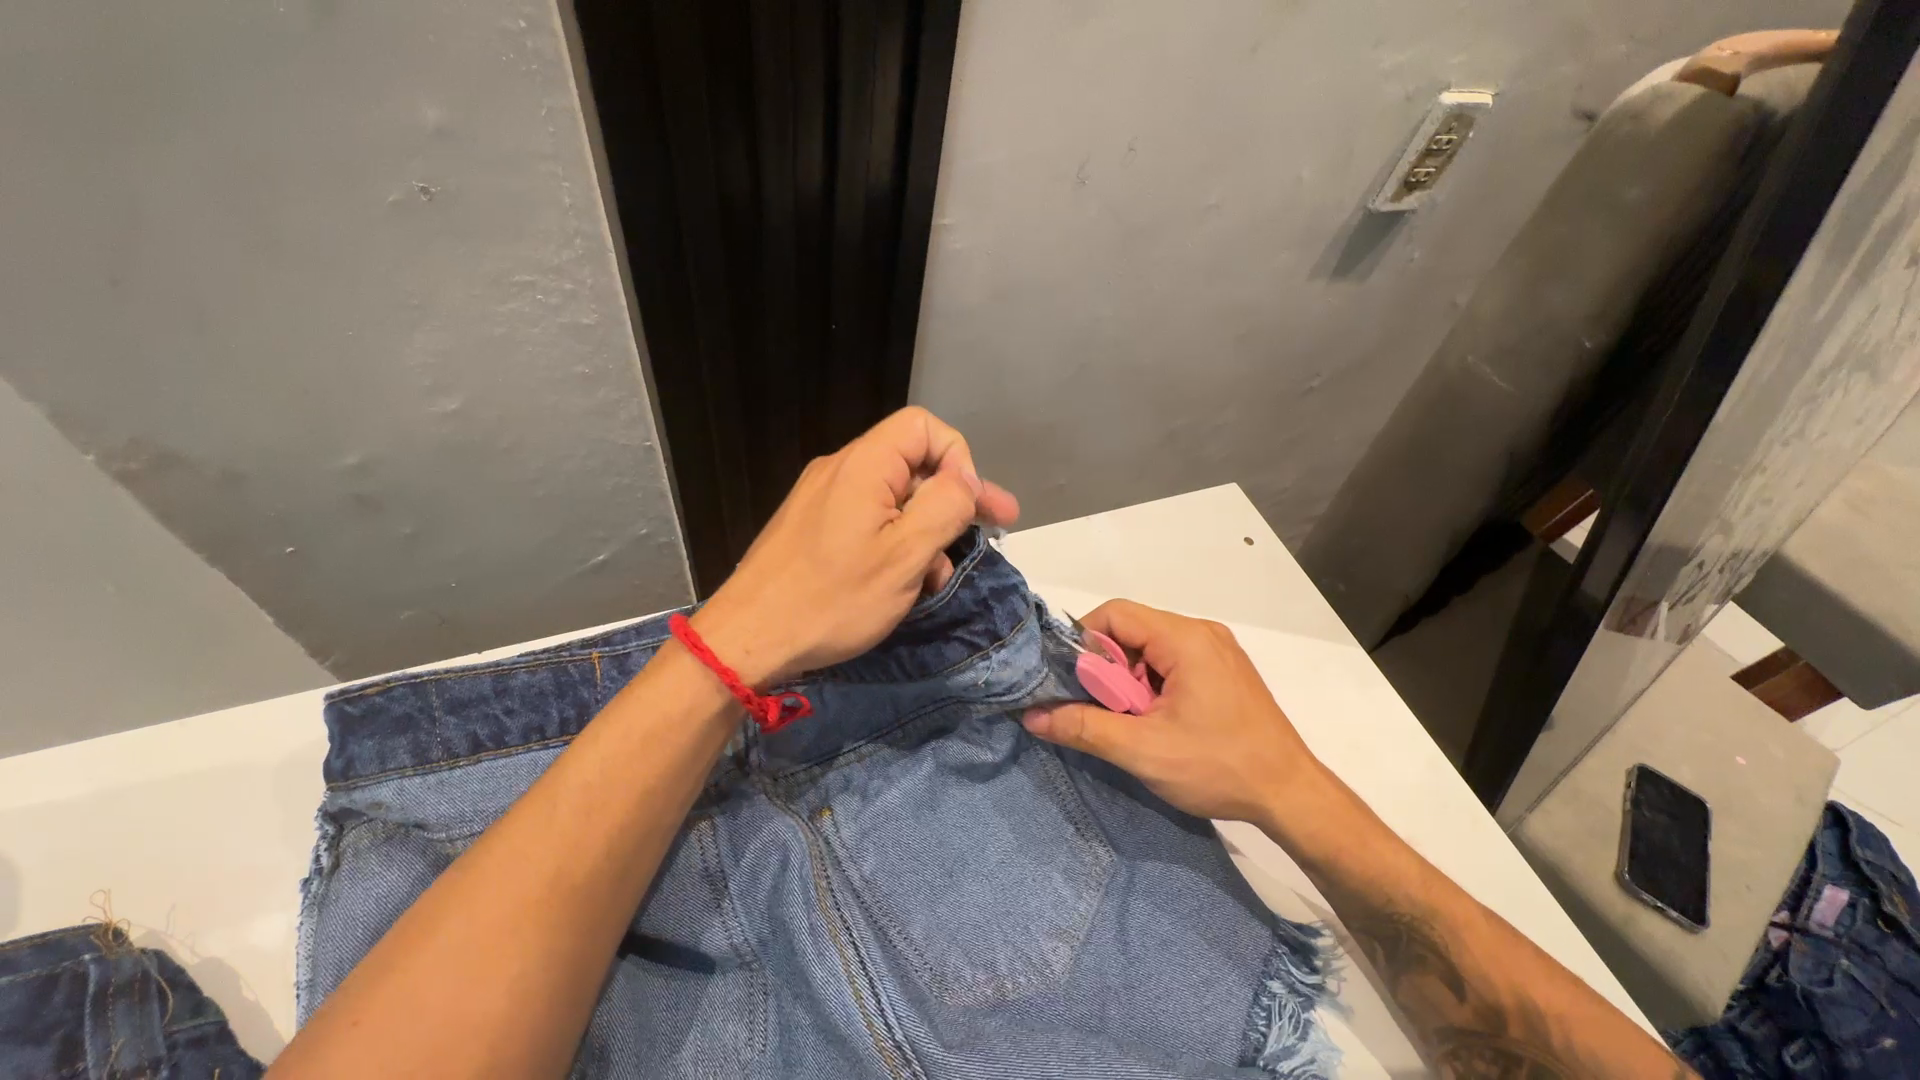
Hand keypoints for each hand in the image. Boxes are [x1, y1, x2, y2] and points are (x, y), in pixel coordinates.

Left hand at [691, 407, 1018, 685]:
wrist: (748, 640)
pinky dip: (896, 545)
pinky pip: (868, 522)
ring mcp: (823, 501)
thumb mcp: (904, 556)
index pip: (924, 427)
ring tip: (938, 578)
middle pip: (912, 464)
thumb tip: (963, 479)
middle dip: (954, 499)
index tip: (970, 503)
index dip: (957, 457)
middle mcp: (841, 471)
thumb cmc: (832, 600)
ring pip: (893, 500)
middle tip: (997, 528)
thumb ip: (944, 508)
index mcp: (863, 466)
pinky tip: (906, 584)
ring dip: (926, 532)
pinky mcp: (813, 530)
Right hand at [1022, 600, 1326, 825]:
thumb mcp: (1143, 750)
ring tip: (1130, 721)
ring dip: (1129, 681)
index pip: (1115, 613)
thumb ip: (1084, 727)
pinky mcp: (1224, 673)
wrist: (1291, 795)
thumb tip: (1032, 716)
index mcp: (1186, 639)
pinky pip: (1173, 663)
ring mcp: (1218, 652)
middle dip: (1107, 667)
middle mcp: (1203, 633)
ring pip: (1151, 649)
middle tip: (1101, 709)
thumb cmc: (1218, 766)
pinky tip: (1155, 722)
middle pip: (1132, 629)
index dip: (1084, 641)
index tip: (1072, 681)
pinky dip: (1152, 686)